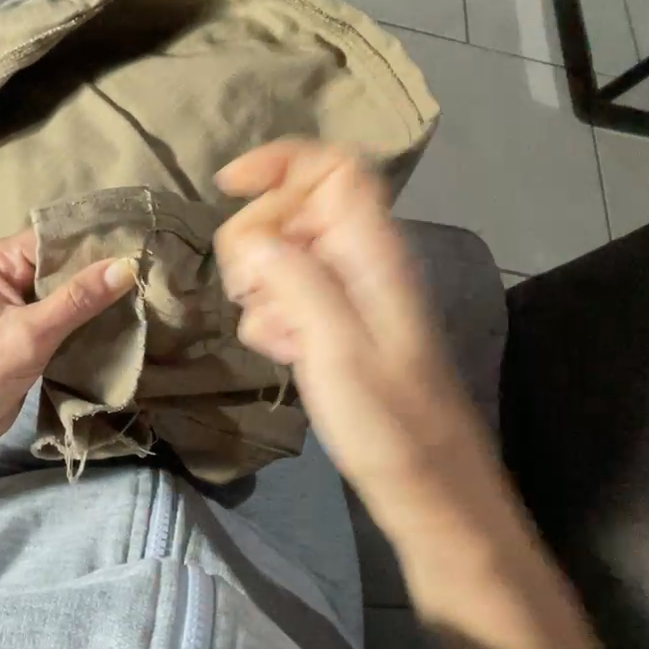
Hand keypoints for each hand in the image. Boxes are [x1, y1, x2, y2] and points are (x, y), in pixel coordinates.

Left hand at [0, 229, 136, 462]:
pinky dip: (87, 319)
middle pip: (61, 264)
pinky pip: (64, 316)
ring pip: (66, 291)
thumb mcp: (33, 332)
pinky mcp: (27, 332)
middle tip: (149, 269)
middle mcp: (4, 275)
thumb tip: (127, 265)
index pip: (52, 240)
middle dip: (100, 271)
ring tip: (144, 290)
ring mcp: (16, 304)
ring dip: (97, 297)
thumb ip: (79, 299)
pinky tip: (122, 318)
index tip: (137, 244)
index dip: (93, 243)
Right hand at [213, 140, 497, 496]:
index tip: (226, 188)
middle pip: (292, 208)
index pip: (333, 167)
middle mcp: (360, 261)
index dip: (280, 163)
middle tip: (250, 291)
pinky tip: (286, 354)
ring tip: (278, 335)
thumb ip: (294, 280)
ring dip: (260, 287)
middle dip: (256, 241)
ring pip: (280, 255)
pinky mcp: (333, 324)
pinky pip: (283, 297)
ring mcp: (346, 294)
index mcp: (372, 253)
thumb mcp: (336, 347)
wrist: (423, 485)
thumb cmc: (388, 422)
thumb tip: (249, 236)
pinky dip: (270, 318)